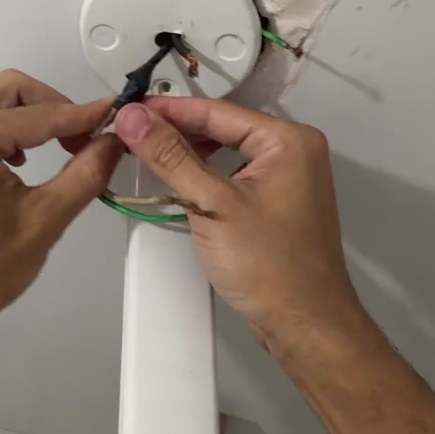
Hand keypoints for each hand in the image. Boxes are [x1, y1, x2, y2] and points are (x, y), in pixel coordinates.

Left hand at [0, 68, 121, 338]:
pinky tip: (20, 154)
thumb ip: (85, 173)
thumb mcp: (44, 221)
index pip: (38, 115)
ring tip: (53, 140)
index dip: (82, 116)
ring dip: (23, 105)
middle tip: (84, 137)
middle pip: (9, 86)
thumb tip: (115, 140)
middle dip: (52, 104)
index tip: (118, 115)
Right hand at [112, 99, 366, 349]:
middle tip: (132, 133)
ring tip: (147, 153)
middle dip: (176, 131)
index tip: (129, 110)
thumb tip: (135, 118)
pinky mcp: (277, 202)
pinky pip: (233, 174)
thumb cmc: (270, 266)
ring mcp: (288, 177)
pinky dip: (204, 175)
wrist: (305, 324)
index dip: (168, 110)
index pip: (217, 111)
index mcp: (288, 141)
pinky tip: (177, 181)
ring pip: (226, 151)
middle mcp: (293, 151)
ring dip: (188, 153)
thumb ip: (171, 157)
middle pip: (222, 128)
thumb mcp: (212, 205)